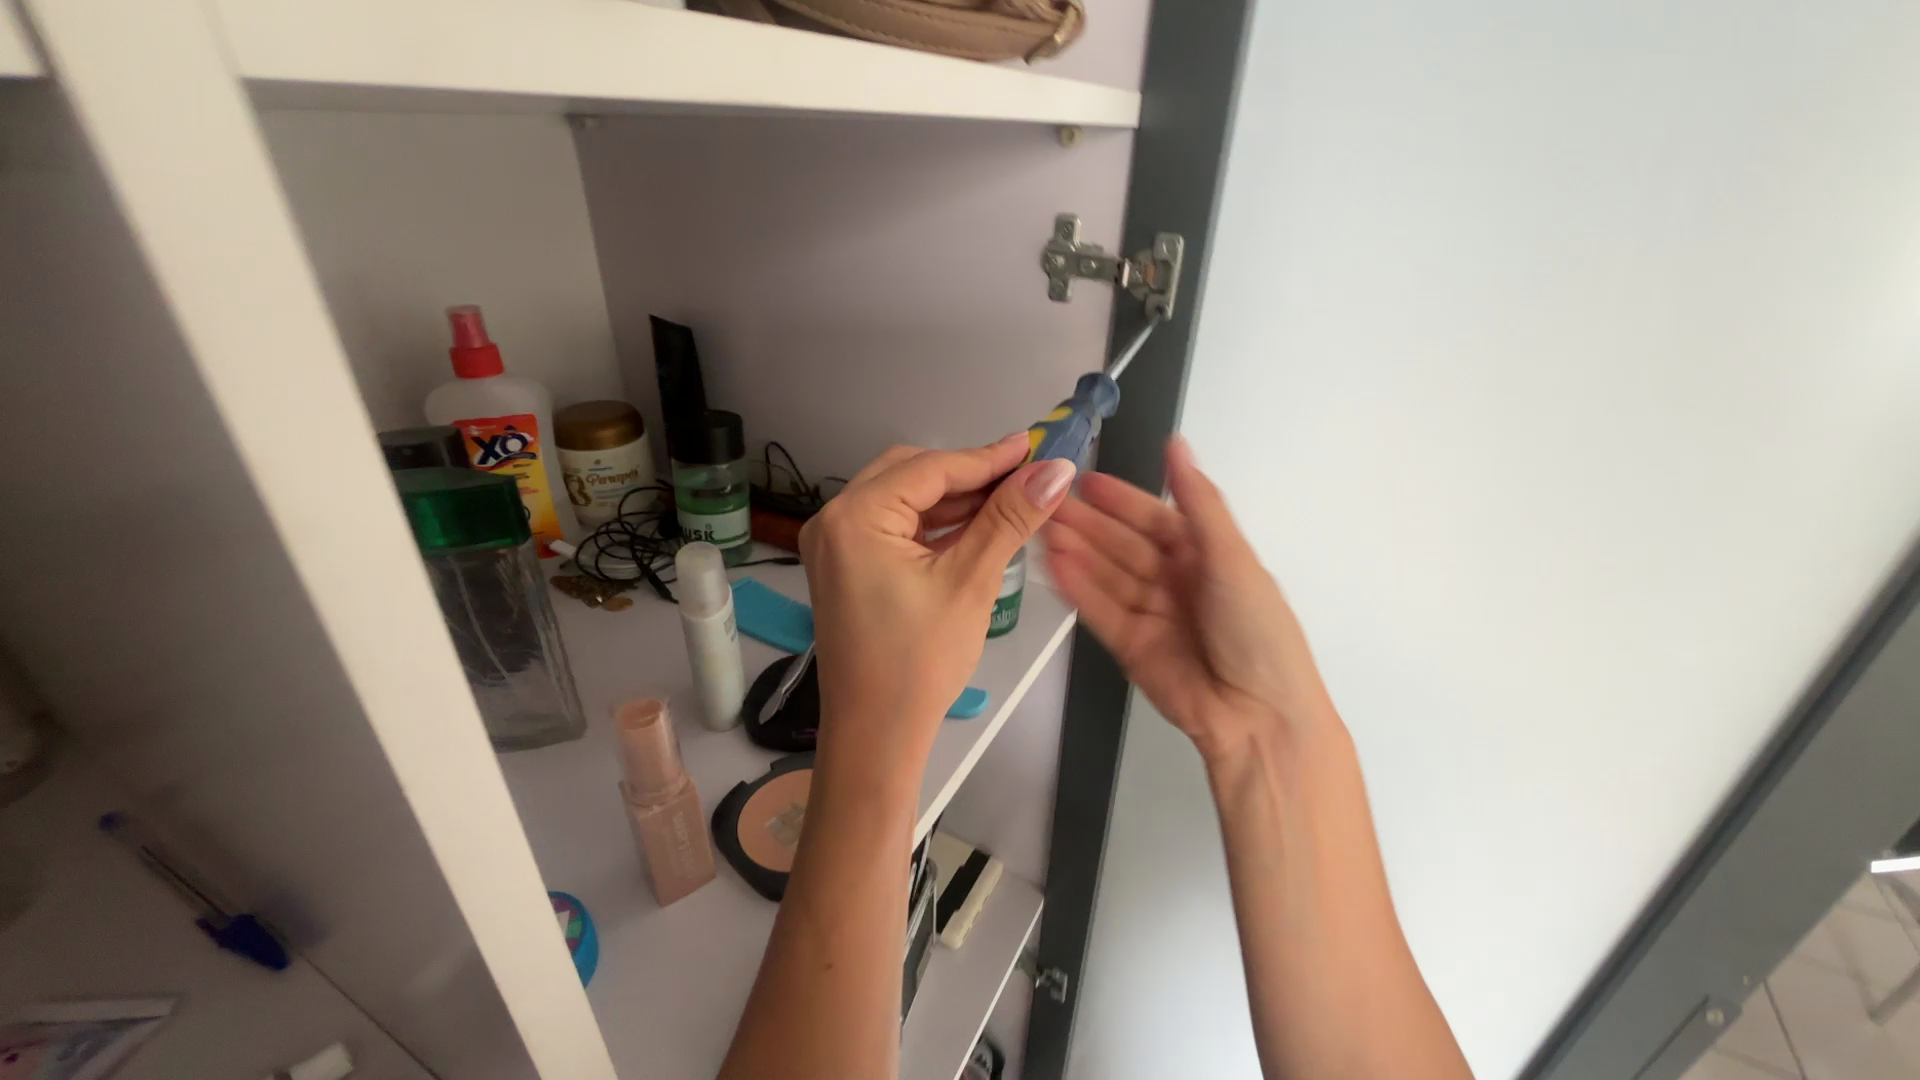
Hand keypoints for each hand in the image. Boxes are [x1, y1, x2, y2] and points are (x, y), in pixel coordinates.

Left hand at [800, 435, 1074, 789]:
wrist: (877, 734)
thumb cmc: (920, 663)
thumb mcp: (970, 583)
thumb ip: (1009, 519)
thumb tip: (1056, 472)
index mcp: (854, 517)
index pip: (930, 469)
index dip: (987, 457)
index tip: (1034, 446)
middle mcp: (834, 520)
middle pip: (911, 475)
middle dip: (969, 474)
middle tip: (1024, 476)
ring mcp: (835, 544)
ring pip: (903, 500)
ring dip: (954, 499)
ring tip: (1010, 499)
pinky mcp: (845, 566)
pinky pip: (893, 528)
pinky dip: (933, 525)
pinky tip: (975, 525)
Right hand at [1041, 436, 1335, 759]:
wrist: (1258, 716)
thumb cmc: (1257, 630)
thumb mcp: (1232, 557)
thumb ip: (1198, 501)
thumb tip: (1175, 442)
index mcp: (1205, 555)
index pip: (1154, 518)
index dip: (1119, 499)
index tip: (1082, 480)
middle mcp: (1175, 580)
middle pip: (1122, 545)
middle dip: (1086, 523)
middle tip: (1044, 501)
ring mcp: (1150, 613)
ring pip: (1105, 574)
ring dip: (1075, 551)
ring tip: (1038, 527)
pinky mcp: (1129, 645)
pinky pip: (1099, 609)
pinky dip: (1077, 588)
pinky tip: (1053, 564)